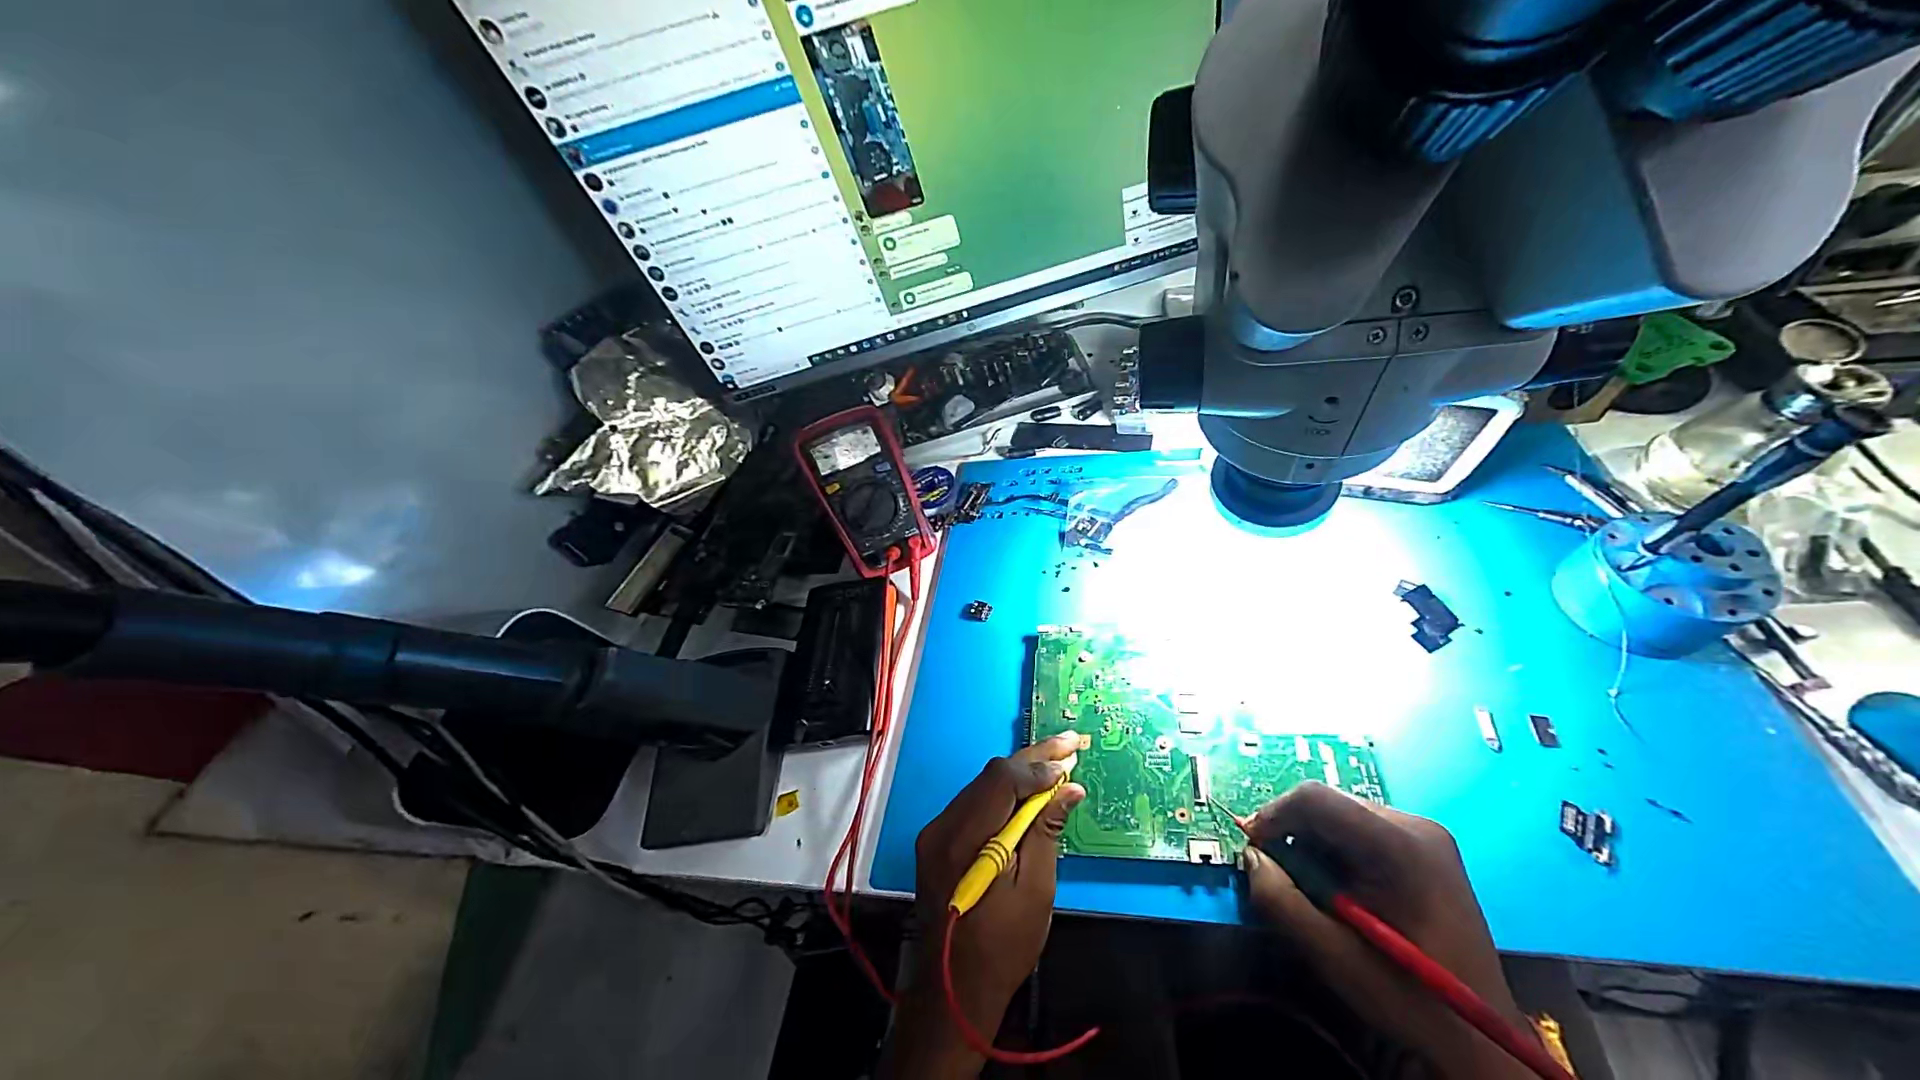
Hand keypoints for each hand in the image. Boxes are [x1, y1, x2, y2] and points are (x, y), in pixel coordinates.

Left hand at [878, 733, 1084, 1079]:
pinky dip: (1004, 792)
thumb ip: (1046, 832)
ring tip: (1058, 761)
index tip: (1071, 760)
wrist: (954, 991)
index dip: (1039, 766)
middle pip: (990, 776)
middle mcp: (941, 827)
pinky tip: (1030, 789)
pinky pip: (974, 802)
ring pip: (982, 785)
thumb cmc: (1002, 949)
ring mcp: (935, 832)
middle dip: (1033, 759)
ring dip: (1020, 773)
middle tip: (1071, 743)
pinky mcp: (937, 840)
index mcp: (962, 840)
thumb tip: (1068, 787)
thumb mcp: (1035, 892)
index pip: (1000, 780)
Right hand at [1243, 783, 1533, 1079]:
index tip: (1252, 847)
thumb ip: (1281, 901)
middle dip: (1292, 833)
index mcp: (1400, 846)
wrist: (1481, 1040)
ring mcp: (1425, 836)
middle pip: (1328, 804)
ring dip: (1312, 844)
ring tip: (1311, 888)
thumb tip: (1250, 857)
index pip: (1316, 798)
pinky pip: (1359, 830)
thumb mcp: (1333, 956)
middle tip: (1276, 872)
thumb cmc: (1409, 998)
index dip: (1273, 815)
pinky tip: (1338, 888)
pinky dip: (1334, 851)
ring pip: (1340, 816)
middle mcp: (1416, 827)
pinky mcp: (1425, 849)